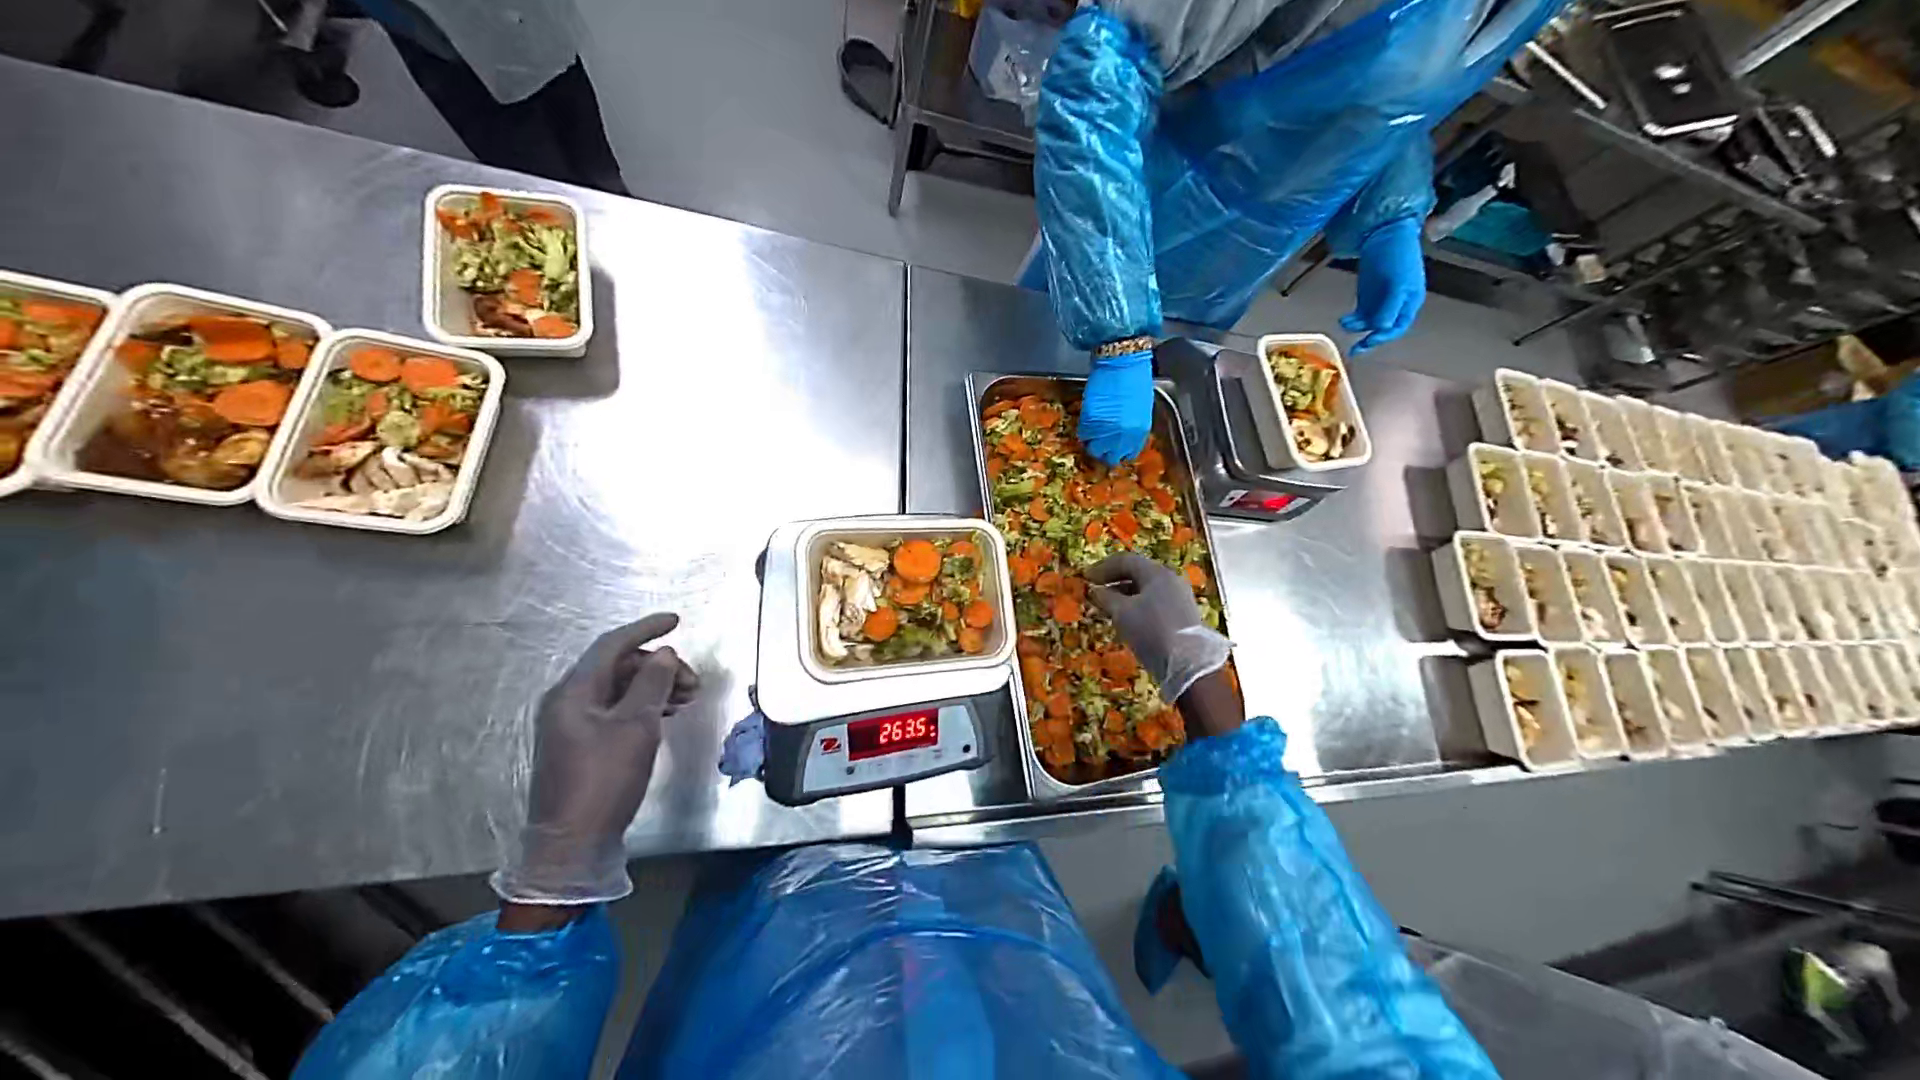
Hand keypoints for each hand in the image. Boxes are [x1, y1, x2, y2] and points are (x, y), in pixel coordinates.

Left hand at [491, 614, 698, 907]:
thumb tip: (666, 654)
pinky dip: (643, 705)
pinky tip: (667, 713)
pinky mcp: (582, 744)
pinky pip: (616, 709)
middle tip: (693, 681)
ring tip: (687, 698)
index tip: (677, 620)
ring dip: (655, 686)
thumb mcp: (636, 728)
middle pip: (617, 666)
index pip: (612, 645)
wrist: (571, 845)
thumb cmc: (604, 781)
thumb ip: (652, 684)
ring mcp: (572, 724)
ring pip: (619, 688)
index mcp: (574, 692)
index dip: (645, 628)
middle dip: (658, 666)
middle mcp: (568, 701)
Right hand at [1078, 349, 1153, 464]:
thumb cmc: (1135, 380)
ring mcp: (1106, 432)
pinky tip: (1087, 421)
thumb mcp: (1140, 409)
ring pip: (1094, 449)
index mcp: (1140, 433)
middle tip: (1099, 442)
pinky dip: (1084, 431)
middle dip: (1104, 451)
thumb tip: (1122, 434)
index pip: (1128, 454)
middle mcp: (1124, 437)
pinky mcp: (1091, 423)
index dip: (1119, 451)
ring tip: (1091, 432)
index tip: (1113, 447)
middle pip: (1110, 457)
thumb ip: (1132, 426)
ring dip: (1092, 443)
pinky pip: (1084, 435)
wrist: (1122, 365)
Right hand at [1086, 554, 1232, 707]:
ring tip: (1106, 607)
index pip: (1126, 560)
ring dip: (1123, 595)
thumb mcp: (1122, 612)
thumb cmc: (1151, 631)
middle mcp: (1171, 580)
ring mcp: (1179, 598)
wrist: (1187, 664)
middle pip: (1137, 573)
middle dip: (1113, 581)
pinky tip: (1126, 619)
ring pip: (1146, 589)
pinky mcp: (1182, 615)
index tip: (1086, 578)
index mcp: (1157, 573)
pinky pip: (1154, 602)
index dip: (1102, 567)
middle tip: (1095, 591)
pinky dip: (1136, 605)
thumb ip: (1106, 597)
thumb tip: (1096, 590)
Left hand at [1340, 217, 1424, 354]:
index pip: (1397, 327)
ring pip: (1369, 323)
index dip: (1383, 338)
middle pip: (1382, 329)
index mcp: (1410, 302)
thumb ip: (1390, 305)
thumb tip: (1381, 327)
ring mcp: (1380, 301)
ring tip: (1345, 323)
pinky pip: (1360, 315)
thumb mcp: (1397, 281)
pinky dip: (1352, 320)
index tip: (1368, 343)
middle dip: (1369, 340)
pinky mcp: (1367, 297)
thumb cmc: (1397, 256)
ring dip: (1357, 328)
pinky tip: (1344, 319)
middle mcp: (1396, 305)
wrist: (1384, 235)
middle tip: (1353, 350)